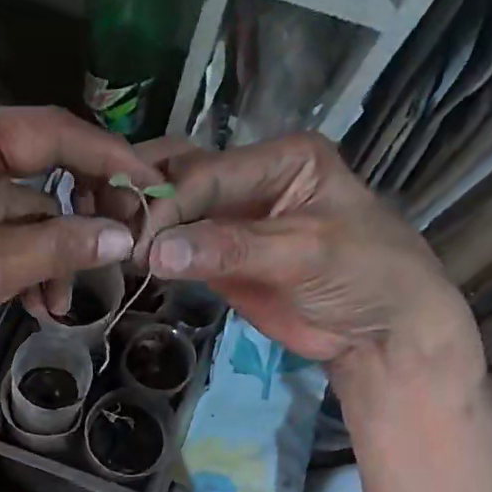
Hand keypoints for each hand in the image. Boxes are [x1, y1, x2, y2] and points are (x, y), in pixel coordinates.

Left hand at [0, 106, 161, 376]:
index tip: (150, 185)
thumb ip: (62, 245)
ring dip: (54, 256)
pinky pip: (12, 233)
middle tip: (118, 247)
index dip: (107, 159)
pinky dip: (31, 265)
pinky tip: (41, 304)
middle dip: (79, 218)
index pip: (51, 133)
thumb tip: (126, 236)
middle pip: (45, 170)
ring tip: (60, 303)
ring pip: (33, 211)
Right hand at [138, 133, 480, 385]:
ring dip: (142, 223)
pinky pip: (176, 245)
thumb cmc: (365, 276)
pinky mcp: (217, 255)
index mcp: (282, 158)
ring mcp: (230, 217)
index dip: (170, 204)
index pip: (208, 172)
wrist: (380, 332)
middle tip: (110, 227)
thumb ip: (230, 249)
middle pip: (182, 174)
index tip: (140, 243)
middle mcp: (250, 178)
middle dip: (145, 196)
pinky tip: (127, 259)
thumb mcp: (304, 253)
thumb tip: (156, 254)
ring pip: (172, 208)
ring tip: (111, 242)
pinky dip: (152, 251)